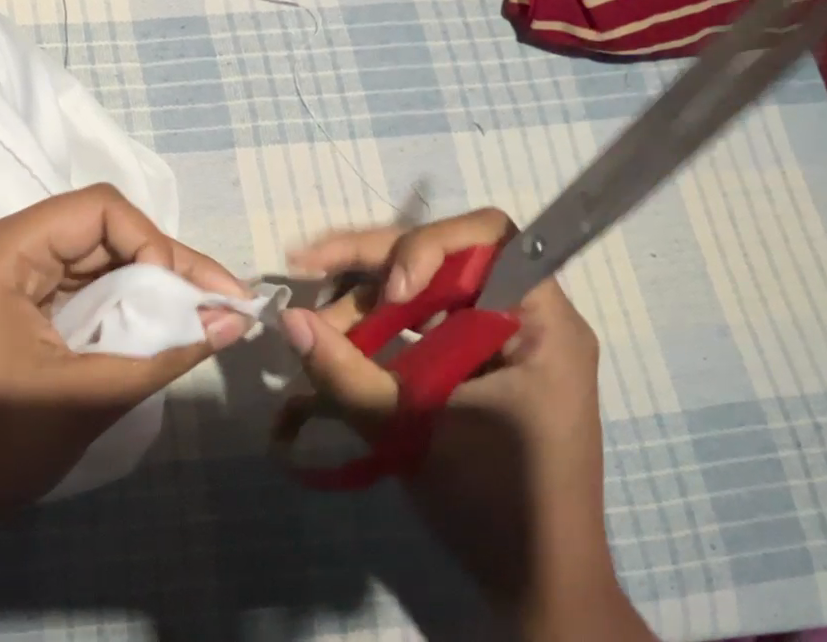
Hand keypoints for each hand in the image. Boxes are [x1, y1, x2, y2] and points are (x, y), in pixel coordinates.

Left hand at [0, 183, 252, 551]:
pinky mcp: (3, 309)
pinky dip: (113, 307)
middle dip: (162, 265)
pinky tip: (154, 328)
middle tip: (223, 304)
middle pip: (96, 231)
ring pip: (87, 261)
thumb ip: (164, 352)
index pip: (98, 210)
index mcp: (1, 251)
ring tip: (200, 317)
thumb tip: (233, 320)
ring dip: (142, 287)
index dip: (157, 243)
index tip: (194, 297)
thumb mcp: (87, 396)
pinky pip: (69, 290)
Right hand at [279, 209, 652, 641]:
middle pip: (438, 260)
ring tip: (314, 334)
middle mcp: (518, 320)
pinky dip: (371, 336)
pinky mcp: (464, 372)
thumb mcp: (416, 433)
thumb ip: (348, 374)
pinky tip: (330, 349)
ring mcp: (490, 347)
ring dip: (361, 305)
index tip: (389, 291)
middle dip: (369, 267)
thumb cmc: (499, 504)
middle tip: (304, 270)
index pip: (486, 239)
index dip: (428, 247)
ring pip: (417, 295)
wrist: (535, 588)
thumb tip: (287, 318)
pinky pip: (413, 332)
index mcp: (540, 323)